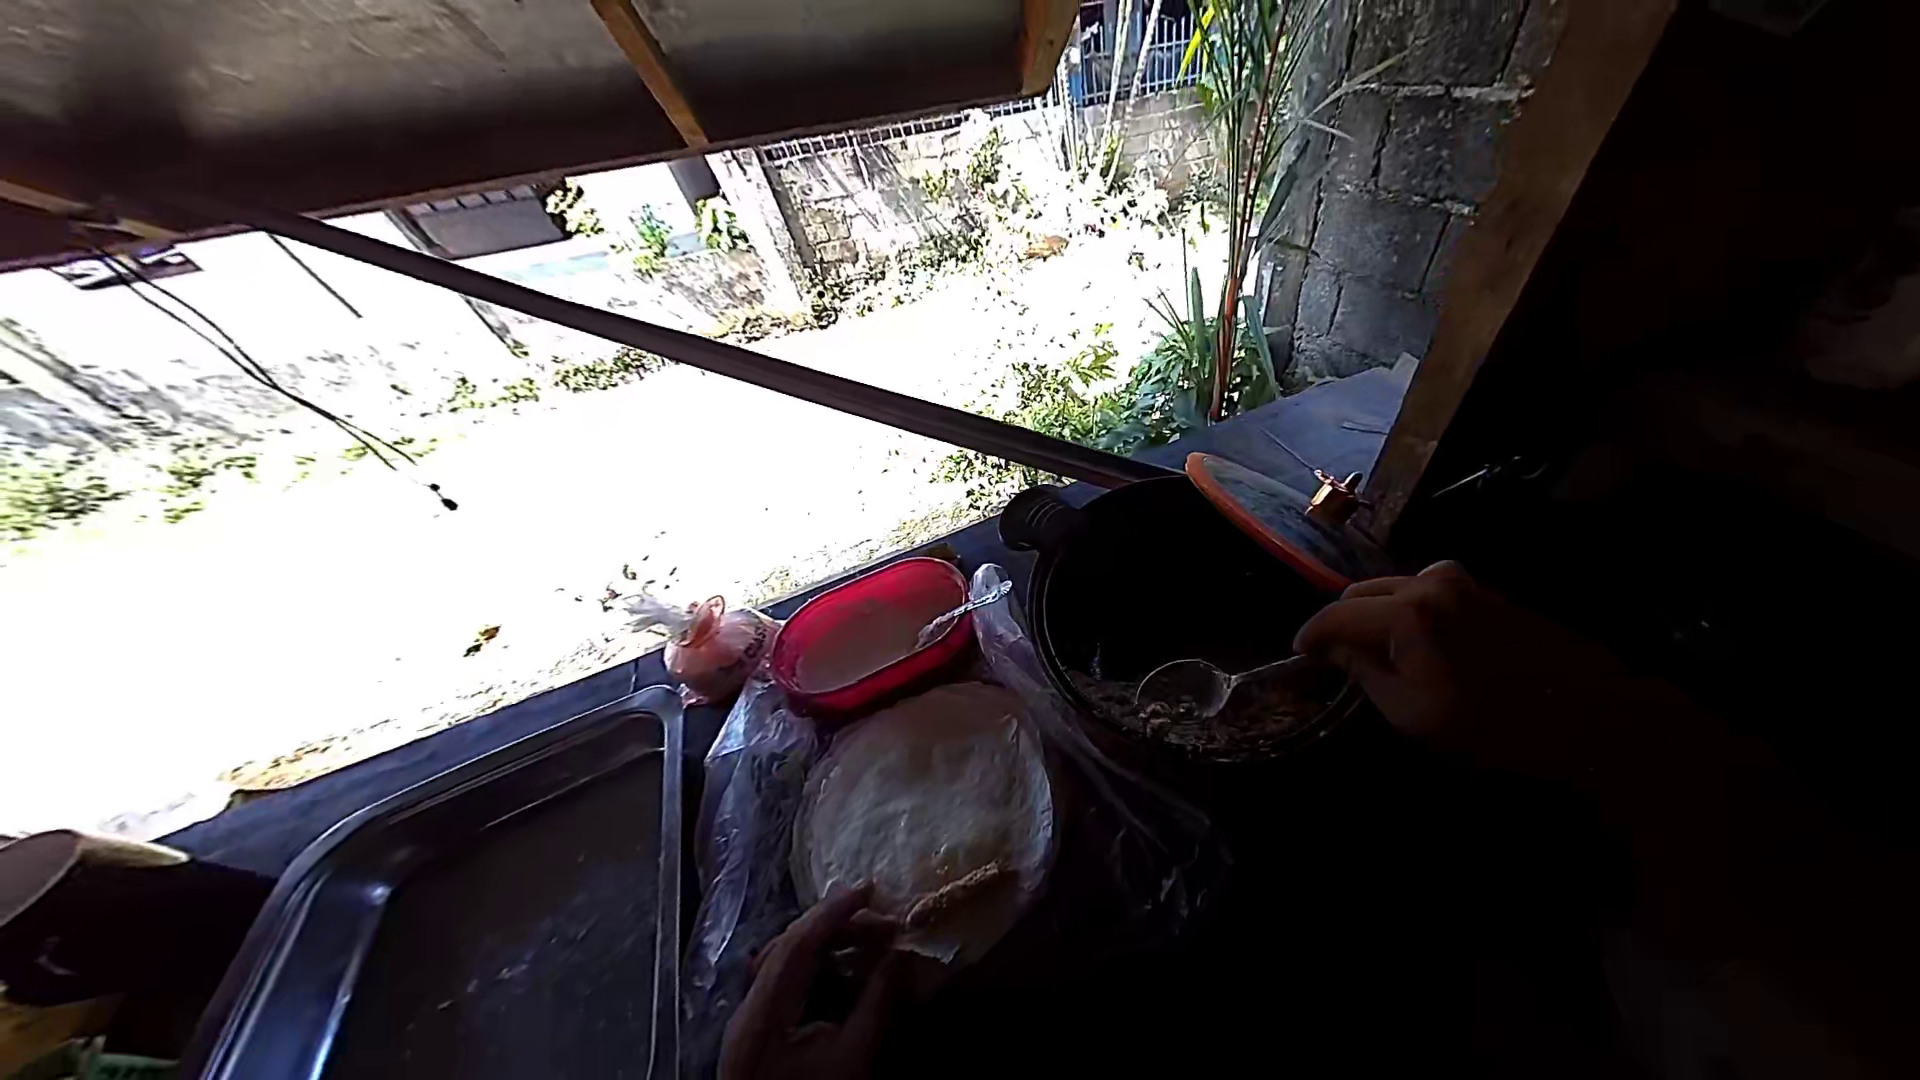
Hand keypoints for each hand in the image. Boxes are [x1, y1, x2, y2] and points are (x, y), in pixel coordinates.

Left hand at [719, 883, 905, 1079]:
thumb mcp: (854, 1061)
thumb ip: (877, 1002)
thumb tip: (902, 954)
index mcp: (762, 1014)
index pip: (797, 942)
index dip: (834, 911)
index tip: (870, 889)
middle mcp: (748, 1009)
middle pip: (790, 945)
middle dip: (836, 925)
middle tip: (880, 919)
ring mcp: (749, 1020)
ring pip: (786, 959)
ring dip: (827, 942)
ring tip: (868, 937)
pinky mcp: (757, 1032)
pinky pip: (785, 979)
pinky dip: (816, 963)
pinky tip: (844, 966)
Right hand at [1293, 561, 1628, 773]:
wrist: (1594, 719)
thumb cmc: (1492, 723)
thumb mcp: (1409, 710)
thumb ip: (1362, 670)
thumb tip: (1333, 647)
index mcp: (1407, 612)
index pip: (1336, 615)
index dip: (1310, 635)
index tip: (1299, 653)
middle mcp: (1428, 584)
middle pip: (1360, 593)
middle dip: (1341, 621)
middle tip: (1336, 654)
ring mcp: (1460, 583)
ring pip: (1390, 587)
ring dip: (1372, 612)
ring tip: (1374, 645)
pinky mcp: (1484, 590)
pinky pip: (1423, 589)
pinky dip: (1405, 606)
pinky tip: (1416, 635)